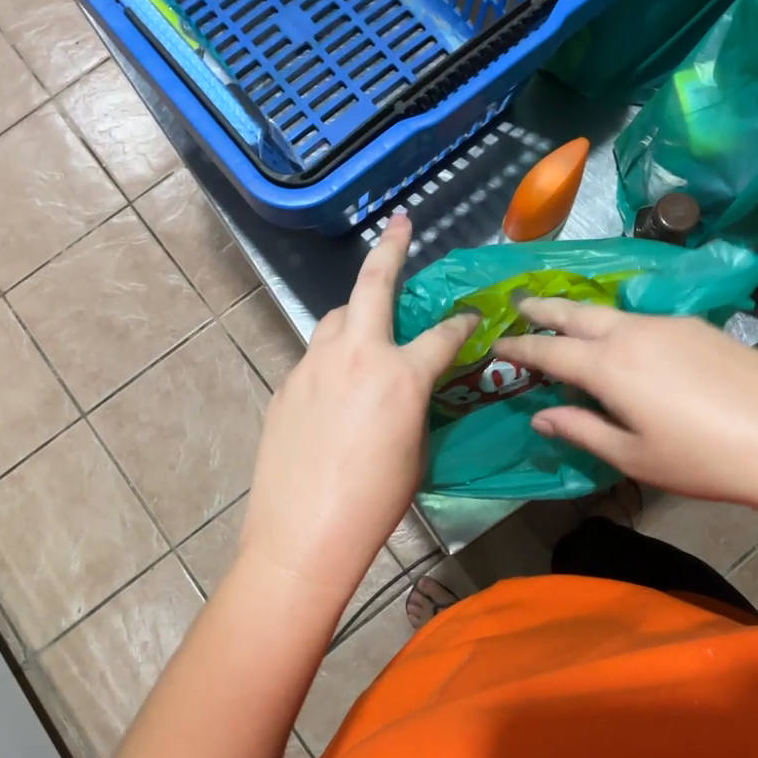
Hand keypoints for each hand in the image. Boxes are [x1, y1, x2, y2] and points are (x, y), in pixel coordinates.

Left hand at [239, 215, 476, 594]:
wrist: (303, 533)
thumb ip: (415, 406)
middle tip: (401, 224)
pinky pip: (314, 357)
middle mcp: (354, 356)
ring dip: (355, 312)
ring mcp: (313, 367)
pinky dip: (331, 358)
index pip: (442, 334)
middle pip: (373, 285)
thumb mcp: (414, 452)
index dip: (462, 324)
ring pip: (335, 319)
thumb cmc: (374, 503)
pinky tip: (335, 387)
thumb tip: (410, 389)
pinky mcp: (286, 386)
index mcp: (400, 375)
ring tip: (367, 321)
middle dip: (390, 248)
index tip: (472, 316)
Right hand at [490, 299, 757, 525]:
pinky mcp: (702, 328)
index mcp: (609, 367)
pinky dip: (620, 326)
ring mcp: (671, 325)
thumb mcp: (634, 458)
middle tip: (520, 302)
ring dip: (583, 316)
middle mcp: (634, 333)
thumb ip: (582, 431)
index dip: (518, 348)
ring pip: (613, 314)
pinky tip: (627, 344)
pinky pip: (645, 321)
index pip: (549, 351)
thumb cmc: (705, 461)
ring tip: (568, 323)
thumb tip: (542, 415)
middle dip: (544, 308)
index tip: (496, 342)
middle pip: (577, 314)